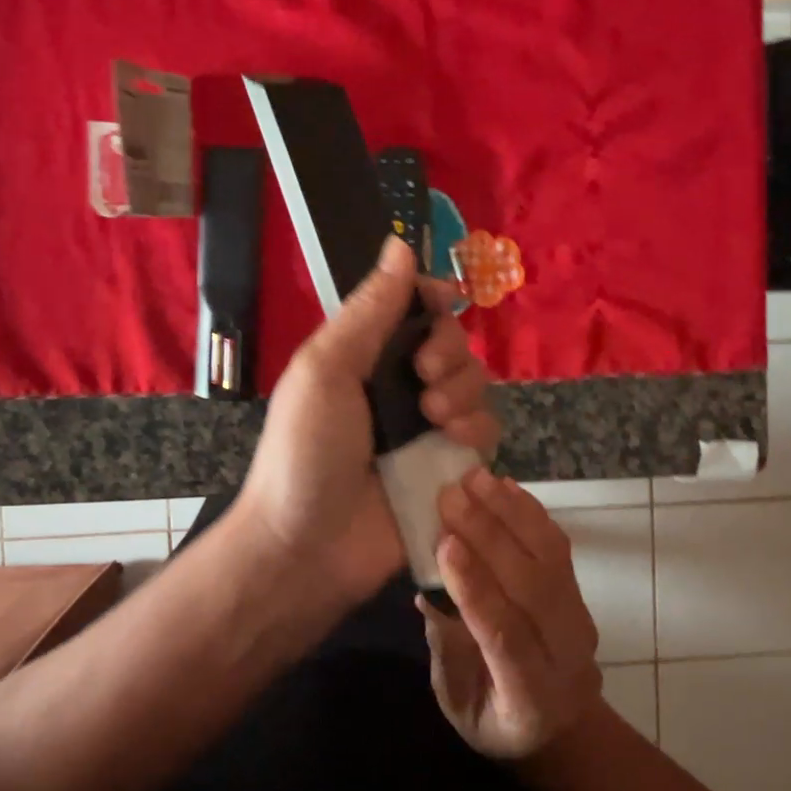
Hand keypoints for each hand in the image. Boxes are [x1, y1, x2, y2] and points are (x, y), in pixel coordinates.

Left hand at [230, 236, 500, 611]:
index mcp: (364, 355)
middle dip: (448, 352)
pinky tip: (453, 445)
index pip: (415, 307)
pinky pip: (485, 432)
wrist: (307, 547)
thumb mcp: (326, 369)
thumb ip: (369, 309)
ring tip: (432, 420)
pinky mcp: (449, 468)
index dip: (434, 299)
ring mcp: (426, 428)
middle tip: (422, 379)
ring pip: (476, 384)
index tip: (442, 303)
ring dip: (463, 392)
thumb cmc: (305, 451)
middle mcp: (398, 385)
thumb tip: (400, 242)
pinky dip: (477, 430)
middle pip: (453, 342)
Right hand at [419, 468, 601, 758]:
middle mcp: (565, 653)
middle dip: (489, 536)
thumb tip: (428, 594)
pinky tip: (504, 484)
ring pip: (550, 558)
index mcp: (530, 695)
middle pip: (532, 587)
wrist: (559, 722)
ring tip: (475, 478)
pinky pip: (558, 546)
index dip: (477, 589)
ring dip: (511, 511)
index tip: (445, 545)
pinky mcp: (577, 591)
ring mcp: (578, 617)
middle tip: (450, 496)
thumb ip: (447, 654)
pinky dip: (530, 511)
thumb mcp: (459, 707)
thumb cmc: (494, 719)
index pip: (507, 636)